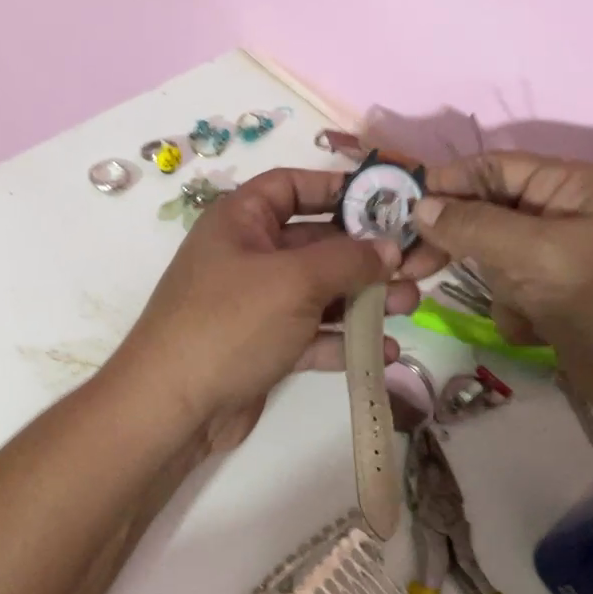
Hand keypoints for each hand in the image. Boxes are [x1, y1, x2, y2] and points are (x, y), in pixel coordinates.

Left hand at [114, 168, 427, 442]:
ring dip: (364, 297)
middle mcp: (247, 254)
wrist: (172, 406)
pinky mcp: (262, 346)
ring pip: (319, 290)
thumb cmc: (230, 323)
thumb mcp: (294, 280)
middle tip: (420, 262)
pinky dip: (344, 340)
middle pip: (316, 241)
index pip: (293, 186)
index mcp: (240, 219)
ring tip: (411, 304)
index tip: (388, 200)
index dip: (339, 188)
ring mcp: (254, 303)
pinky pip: (311, 334)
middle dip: (367, 252)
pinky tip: (382, 351)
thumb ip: (348, 259)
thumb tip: (389, 247)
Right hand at [413, 153, 592, 426]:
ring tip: (517, 309)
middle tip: (412, 268)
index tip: (395, 212)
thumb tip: (420, 207)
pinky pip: (513, 296)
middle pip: (487, 213)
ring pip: (494, 259)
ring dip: (494, 285)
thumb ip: (475, 227)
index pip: (490, 168)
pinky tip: (534, 333)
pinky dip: (514, 313)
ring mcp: (564, 261)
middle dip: (457, 241)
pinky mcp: (562, 302)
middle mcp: (565, 215)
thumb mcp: (540, 256)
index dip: (443, 185)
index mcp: (571, 185)